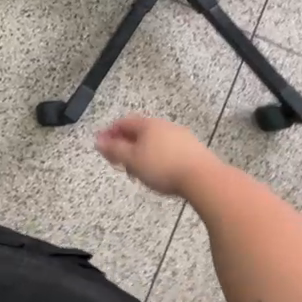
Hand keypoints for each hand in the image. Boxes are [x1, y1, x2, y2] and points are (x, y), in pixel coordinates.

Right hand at [96, 115, 219, 195]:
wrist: (204, 179)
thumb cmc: (162, 167)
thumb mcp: (131, 160)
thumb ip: (113, 149)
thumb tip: (98, 141)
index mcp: (147, 124)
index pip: (122, 122)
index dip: (109, 133)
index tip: (102, 148)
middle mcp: (164, 126)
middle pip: (139, 132)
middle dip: (125, 146)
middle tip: (118, 163)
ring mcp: (181, 137)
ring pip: (154, 142)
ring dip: (141, 154)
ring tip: (138, 172)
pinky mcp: (194, 150)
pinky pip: (168, 150)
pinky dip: (158, 158)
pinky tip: (159, 174)